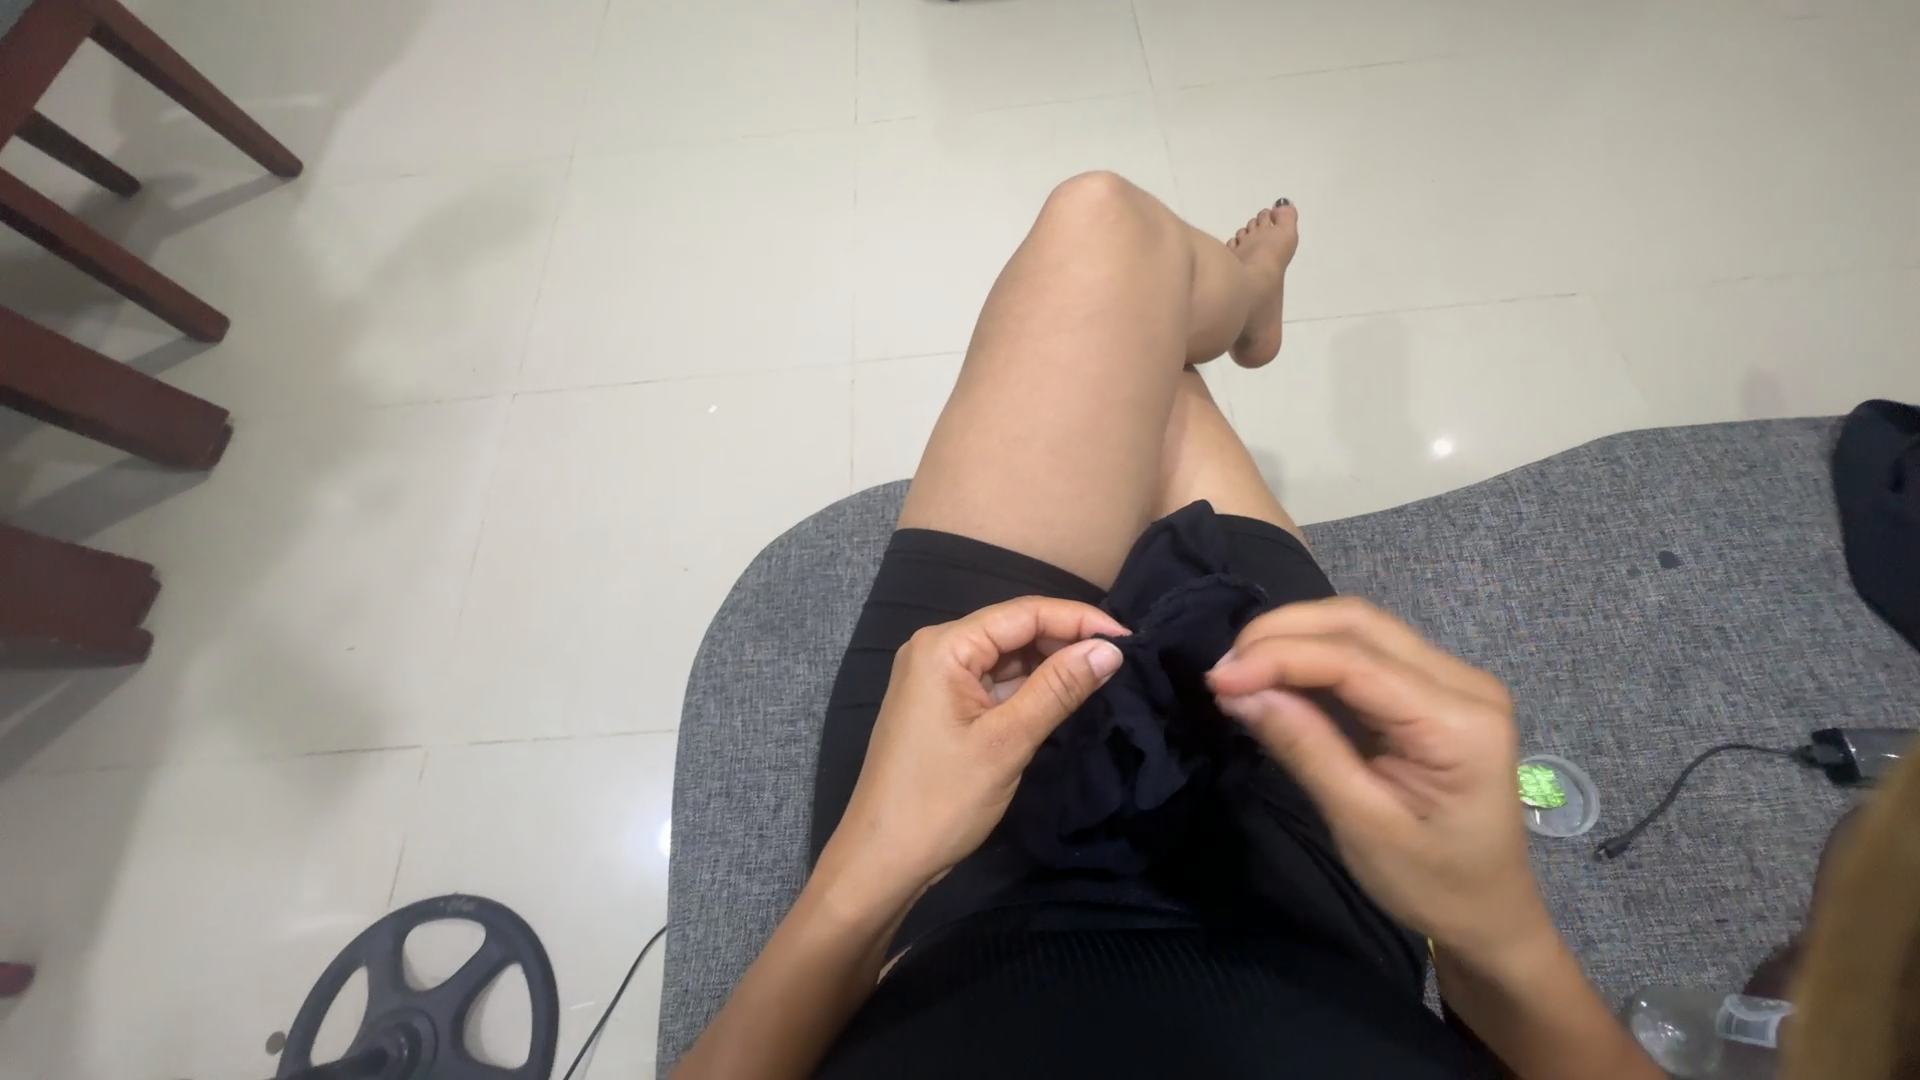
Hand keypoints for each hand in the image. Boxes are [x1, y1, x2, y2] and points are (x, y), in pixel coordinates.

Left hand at [819, 597, 1127, 908]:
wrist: (882, 859)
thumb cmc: (941, 800)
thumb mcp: (1007, 741)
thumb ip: (1058, 689)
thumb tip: (1110, 650)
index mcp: (944, 646)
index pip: (1022, 613)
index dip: (1079, 619)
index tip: (1130, 636)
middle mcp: (937, 649)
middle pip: (1013, 629)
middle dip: (1066, 640)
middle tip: (1120, 660)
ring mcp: (937, 677)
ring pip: (1005, 656)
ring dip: (1049, 664)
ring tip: (1101, 674)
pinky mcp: (942, 704)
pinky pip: (992, 681)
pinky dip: (1028, 687)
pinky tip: (1063, 693)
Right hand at [1207, 598, 1548, 958]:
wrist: (1489, 915)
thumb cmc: (1432, 882)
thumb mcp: (1361, 823)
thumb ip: (1303, 747)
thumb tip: (1237, 691)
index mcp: (1459, 723)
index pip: (1353, 660)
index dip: (1277, 657)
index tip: (1217, 680)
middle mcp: (1462, 683)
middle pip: (1356, 623)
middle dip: (1279, 634)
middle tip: (1223, 672)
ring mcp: (1449, 678)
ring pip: (1354, 625)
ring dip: (1289, 637)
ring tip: (1239, 672)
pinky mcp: (1427, 685)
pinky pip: (1359, 647)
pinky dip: (1307, 653)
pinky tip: (1272, 674)